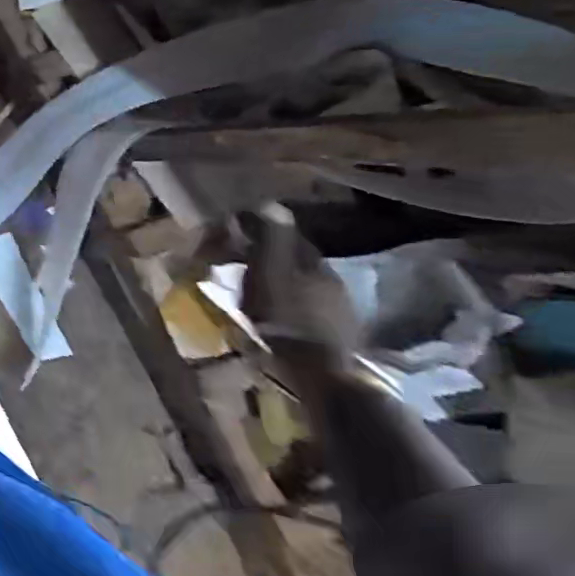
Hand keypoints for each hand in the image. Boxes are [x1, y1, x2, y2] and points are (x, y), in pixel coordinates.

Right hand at [235, 203, 361, 370]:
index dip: (259, 229)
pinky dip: (292, 300)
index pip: (286, 234)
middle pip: (296, 256)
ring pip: (304, 280)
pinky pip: (310, 303)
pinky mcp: (341, 330)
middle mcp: (331, 277)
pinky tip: (280, 311)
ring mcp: (340, 305)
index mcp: (312, 262)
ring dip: (281, 278)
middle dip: (269, 254)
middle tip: (240, 261)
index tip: (234, 234)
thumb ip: (272, 239)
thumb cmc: (285, 318)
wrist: (322, 372)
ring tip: (257, 288)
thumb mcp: (268, 274)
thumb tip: (272, 203)